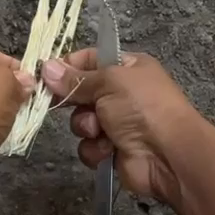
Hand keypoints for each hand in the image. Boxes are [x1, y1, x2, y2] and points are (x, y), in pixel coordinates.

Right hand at [42, 51, 206, 204]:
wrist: (169, 155)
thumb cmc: (143, 107)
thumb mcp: (109, 82)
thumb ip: (76, 78)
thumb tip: (46, 67)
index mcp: (126, 67)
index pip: (89, 59)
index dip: (67, 67)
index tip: (45, 74)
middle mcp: (122, 92)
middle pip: (81, 92)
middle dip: (75, 100)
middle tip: (62, 103)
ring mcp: (117, 122)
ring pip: (81, 120)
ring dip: (86, 126)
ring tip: (100, 130)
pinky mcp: (112, 149)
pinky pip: (88, 145)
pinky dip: (95, 148)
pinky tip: (108, 149)